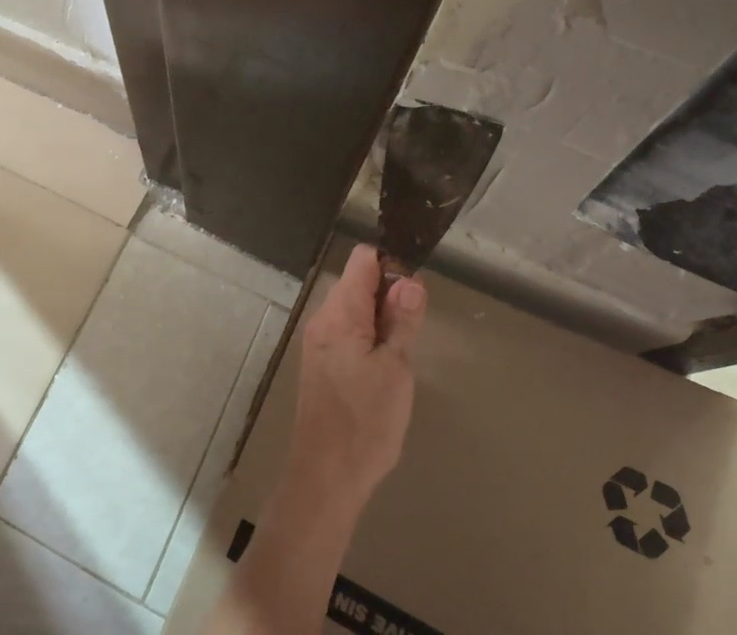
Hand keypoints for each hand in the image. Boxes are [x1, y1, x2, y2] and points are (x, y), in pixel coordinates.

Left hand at [285, 244, 426, 504]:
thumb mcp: (395, 368)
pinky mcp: (322, 366)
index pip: (363, 261)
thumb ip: (402, 321)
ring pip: (356, 312)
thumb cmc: (365, 422)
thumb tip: (409, 281)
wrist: (326, 476)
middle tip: (413, 334)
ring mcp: (319, 344)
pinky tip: (385, 371)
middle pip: (359, 284)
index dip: (393, 266)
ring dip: (383, 323)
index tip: (416, 295)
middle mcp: (323, 321)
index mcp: (339, 314)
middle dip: (391, 298)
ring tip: (401, 357)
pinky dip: (370, 341)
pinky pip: (348, 335)